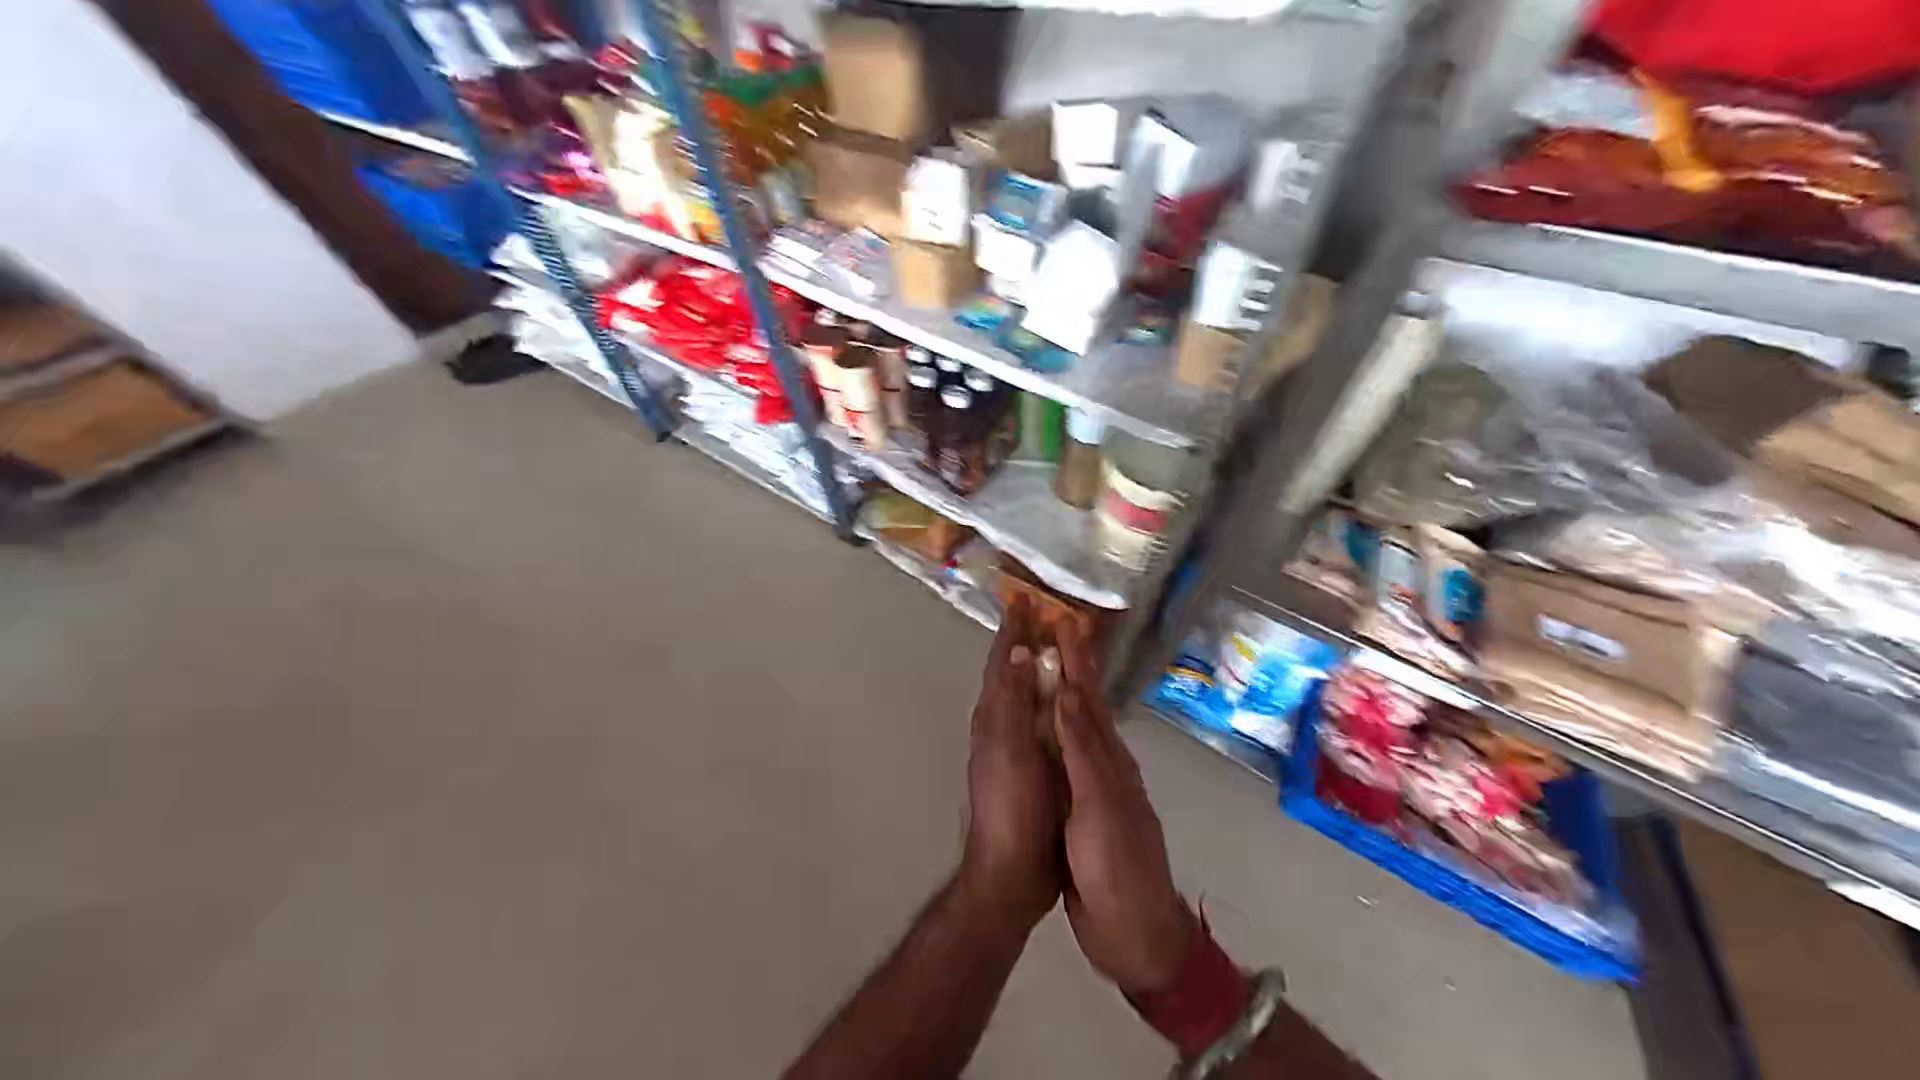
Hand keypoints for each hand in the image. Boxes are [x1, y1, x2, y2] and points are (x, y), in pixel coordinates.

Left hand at [958, 596, 1062, 930]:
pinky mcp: (1032, 763)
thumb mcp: (1010, 751)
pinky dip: (1050, 694)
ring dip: (1037, 663)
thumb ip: (1012, 702)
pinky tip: (1065, 698)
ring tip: (1057, 643)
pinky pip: (1039, 715)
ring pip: (1025, 691)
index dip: (1012, 628)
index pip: (1001, 660)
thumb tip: (1017, 650)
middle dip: (1025, 639)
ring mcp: (1014, 745)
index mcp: (994, 717)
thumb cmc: (1013, 809)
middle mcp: (999, 724)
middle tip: (1045, 611)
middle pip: (1011, 671)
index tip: (1024, 597)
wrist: (1012, 871)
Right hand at [1052, 620, 1195, 997]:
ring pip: (1074, 725)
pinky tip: (1043, 725)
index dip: (1077, 657)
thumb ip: (1084, 753)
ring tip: (1046, 661)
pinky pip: (1063, 753)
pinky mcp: (1077, 807)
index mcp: (1107, 759)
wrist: (1132, 934)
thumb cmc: (1117, 868)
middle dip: (1072, 663)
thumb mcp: (1101, 809)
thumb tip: (1068, 694)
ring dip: (1062, 688)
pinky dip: (1053, 727)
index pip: (1088, 696)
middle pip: (1085, 702)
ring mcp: (1091, 785)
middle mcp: (1102, 763)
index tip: (1063, 617)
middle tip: (1053, 625)